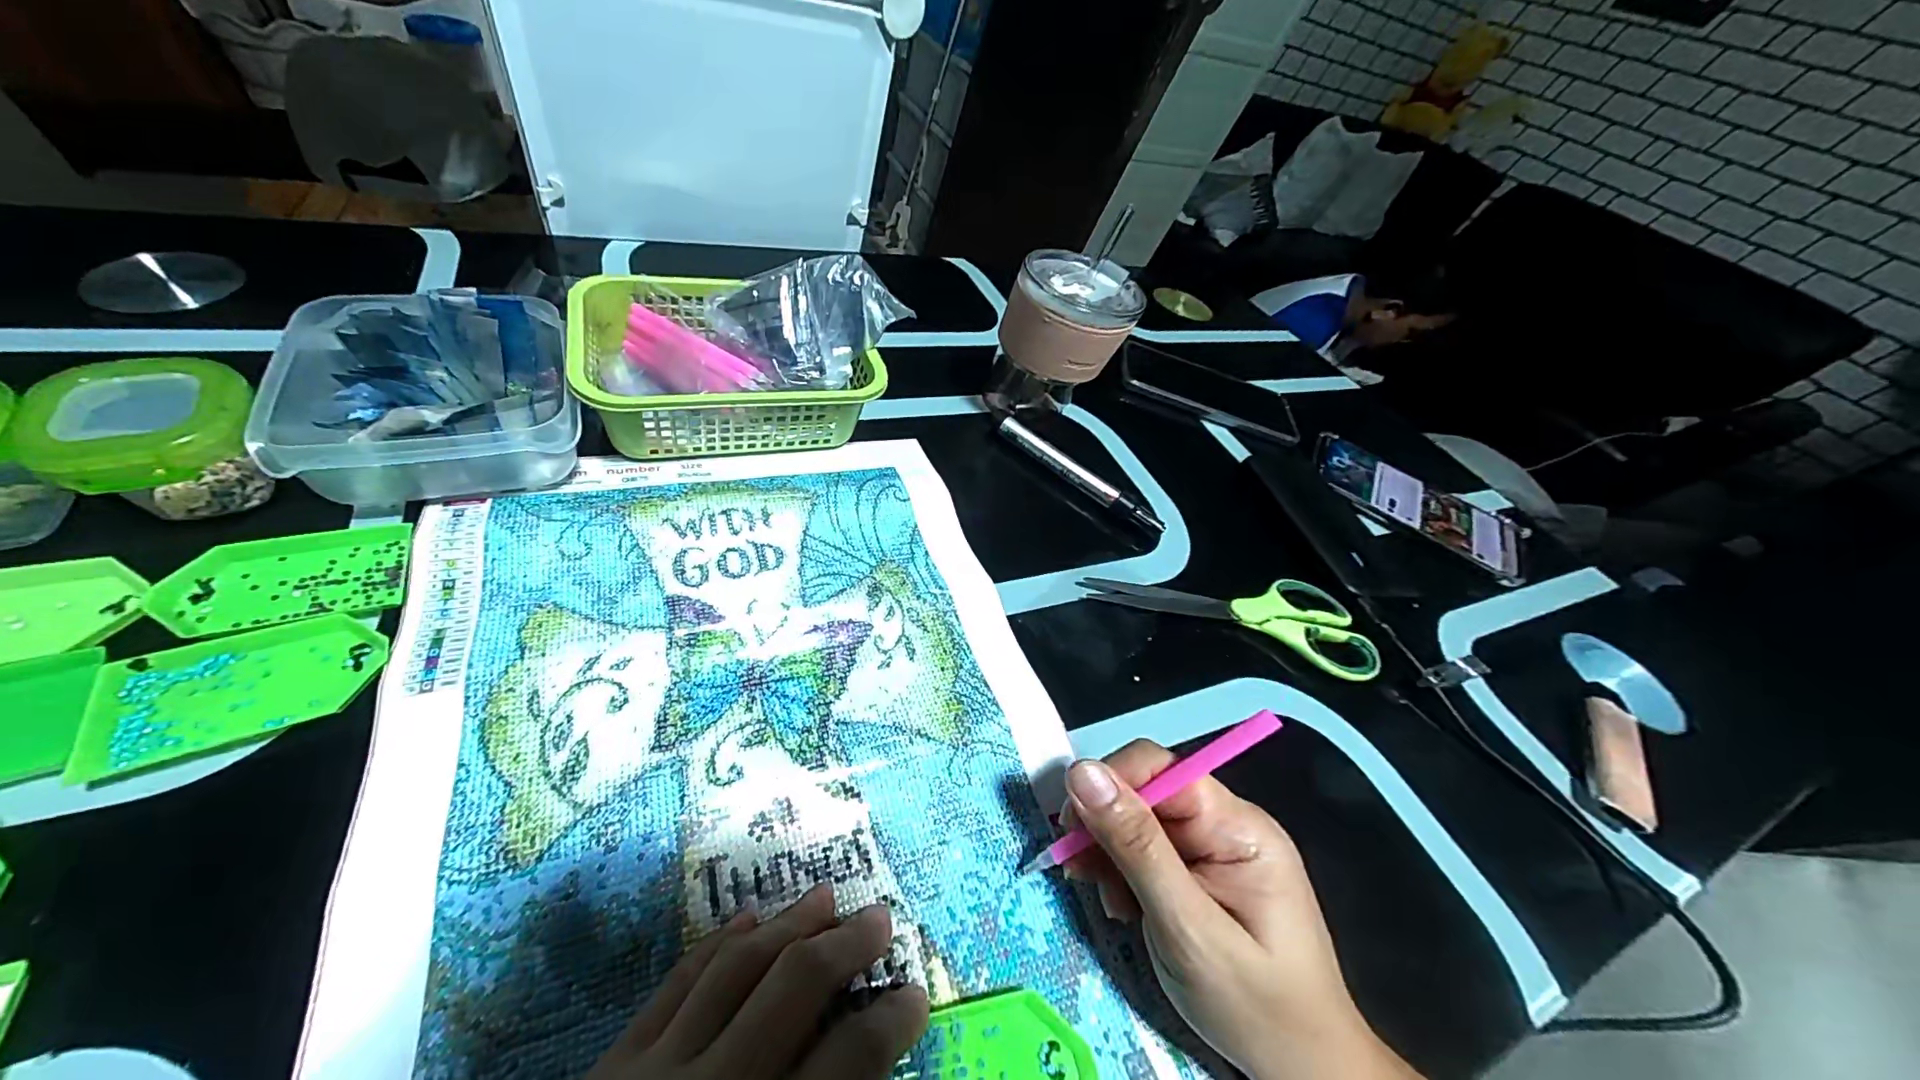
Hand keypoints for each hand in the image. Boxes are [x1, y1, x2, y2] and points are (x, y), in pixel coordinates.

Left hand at [586, 884, 929, 1079]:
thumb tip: (867, 1065)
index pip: (851, 1058)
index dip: (893, 1022)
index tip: (914, 997)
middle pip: (795, 986)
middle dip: (847, 945)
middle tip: (879, 916)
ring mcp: (656, 1069)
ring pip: (737, 966)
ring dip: (788, 924)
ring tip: (824, 896)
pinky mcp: (613, 1062)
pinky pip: (677, 980)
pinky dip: (717, 944)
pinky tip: (747, 918)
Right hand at [1060, 740, 1420, 1079]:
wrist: (1305, 1071)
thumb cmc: (1255, 1006)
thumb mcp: (1186, 928)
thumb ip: (1134, 846)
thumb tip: (1082, 772)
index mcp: (1237, 826)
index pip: (1160, 769)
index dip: (1109, 786)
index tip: (1071, 829)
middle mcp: (1226, 824)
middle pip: (1145, 793)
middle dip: (1105, 828)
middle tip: (1082, 874)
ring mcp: (1214, 849)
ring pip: (1139, 823)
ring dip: (1110, 856)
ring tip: (1112, 902)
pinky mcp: (1201, 874)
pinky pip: (1147, 853)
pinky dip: (1124, 875)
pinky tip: (1125, 908)